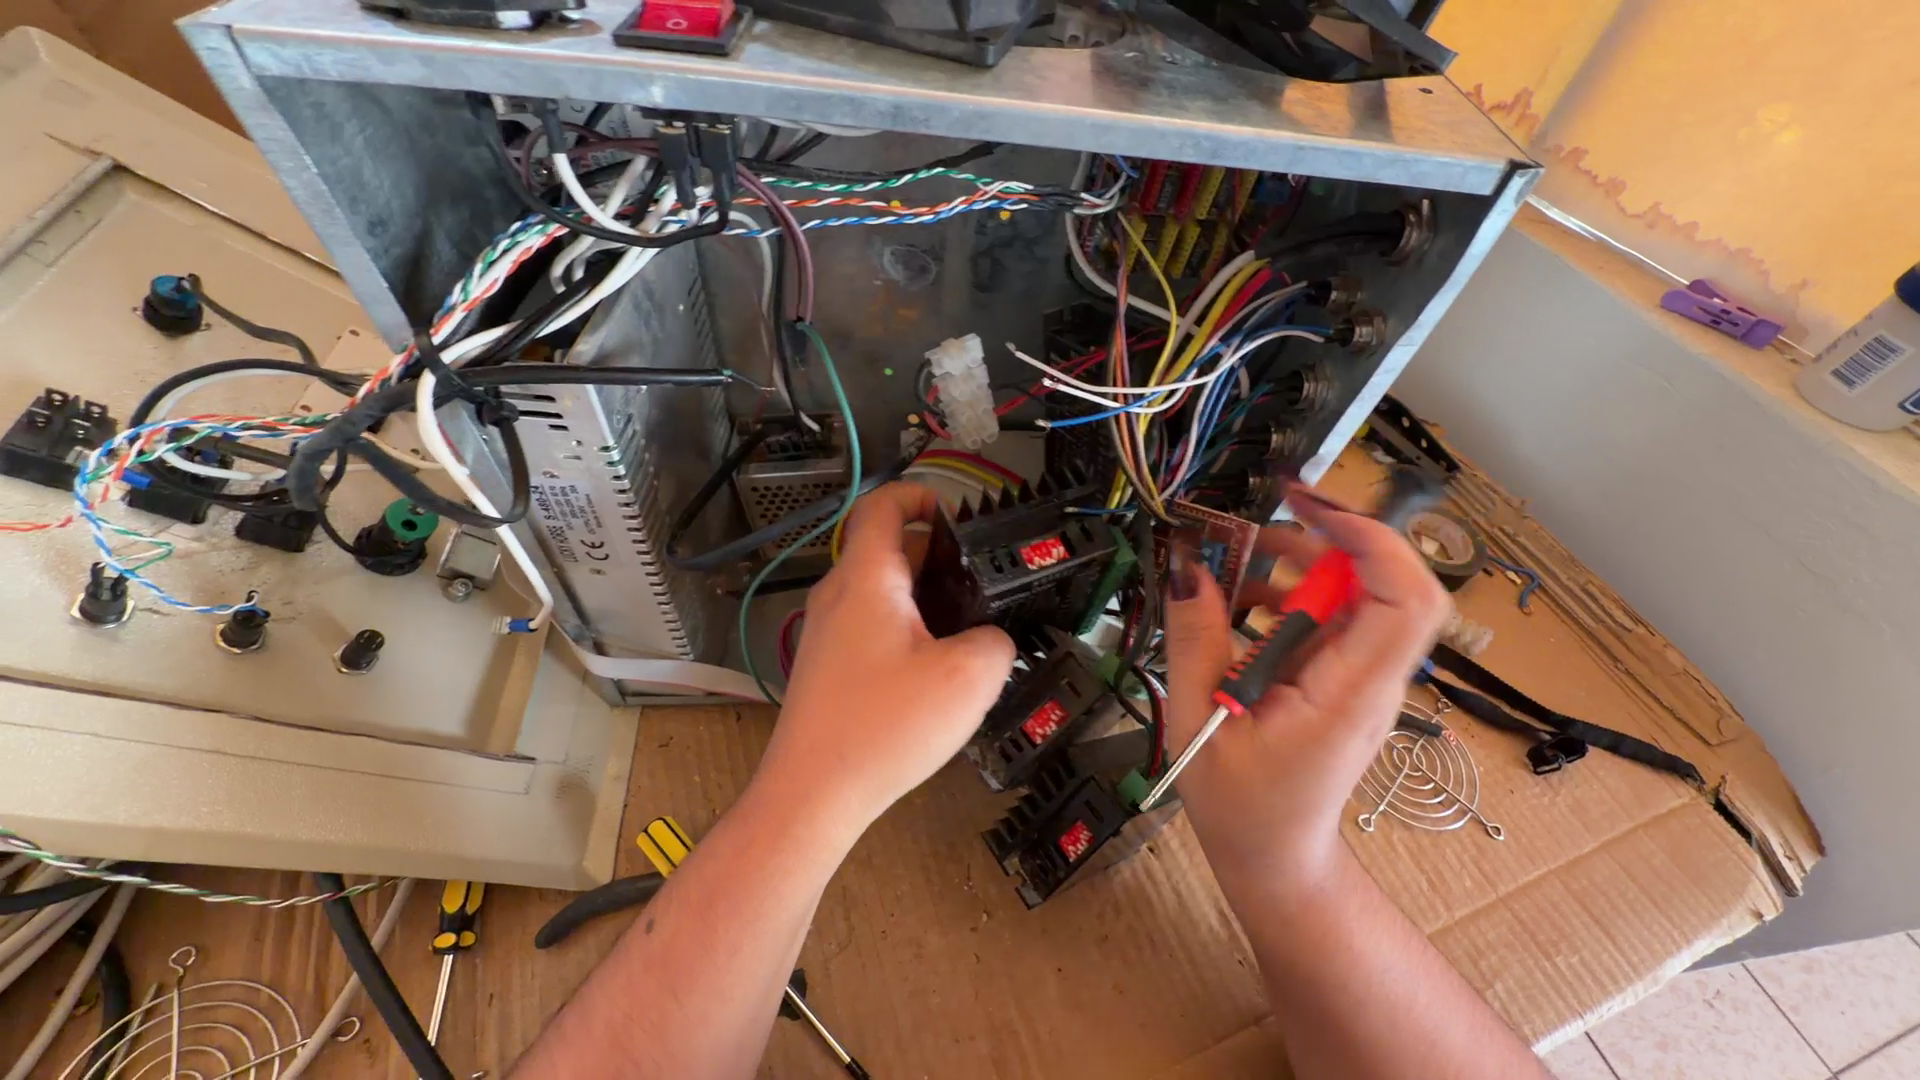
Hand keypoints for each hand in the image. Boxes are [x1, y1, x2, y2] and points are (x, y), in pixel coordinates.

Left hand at [760, 483, 1015, 826]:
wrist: (814, 792)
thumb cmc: (887, 723)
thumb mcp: (968, 678)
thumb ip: (995, 641)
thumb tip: (988, 638)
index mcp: (866, 577)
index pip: (882, 505)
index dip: (920, 494)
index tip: (958, 515)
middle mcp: (838, 595)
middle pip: (885, 548)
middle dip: (936, 555)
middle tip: (981, 584)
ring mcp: (826, 631)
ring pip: (880, 590)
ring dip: (923, 596)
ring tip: (966, 630)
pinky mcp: (825, 665)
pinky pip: (870, 624)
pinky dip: (904, 626)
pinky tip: (933, 670)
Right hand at [1160, 483, 1448, 900]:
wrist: (1274, 854)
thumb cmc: (1243, 807)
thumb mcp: (1198, 720)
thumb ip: (1196, 638)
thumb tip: (1189, 569)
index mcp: (1348, 694)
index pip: (1402, 597)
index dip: (1369, 538)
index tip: (1310, 506)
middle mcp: (1368, 679)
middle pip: (1379, 582)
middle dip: (1315, 541)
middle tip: (1251, 532)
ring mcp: (1358, 678)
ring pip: (1351, 593)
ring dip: (1294, 567)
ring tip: (1232, 572)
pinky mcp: (1339, 678)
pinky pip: (1327, 617)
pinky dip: (1284, 597)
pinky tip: (1239, 609)